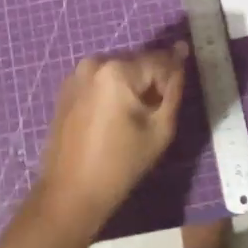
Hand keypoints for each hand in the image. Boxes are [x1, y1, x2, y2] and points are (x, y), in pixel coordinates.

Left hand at [34, 43, 189, 232]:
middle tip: (157, 113)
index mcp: (117, 70)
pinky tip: (114, 121)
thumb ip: (174, 89)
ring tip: (135, 120)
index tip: (175, 99)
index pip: (159, 60)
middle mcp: (94, 62)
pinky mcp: (66, 88)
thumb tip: (181, 54)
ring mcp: (76, 74)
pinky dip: (112, 92)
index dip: (173, 79)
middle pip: (137, 64)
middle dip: (151, 82)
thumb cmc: (120, 164)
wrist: (70, 193)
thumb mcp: (160, 129)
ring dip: (132, 87)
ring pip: (118, 72)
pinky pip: (100, 81)